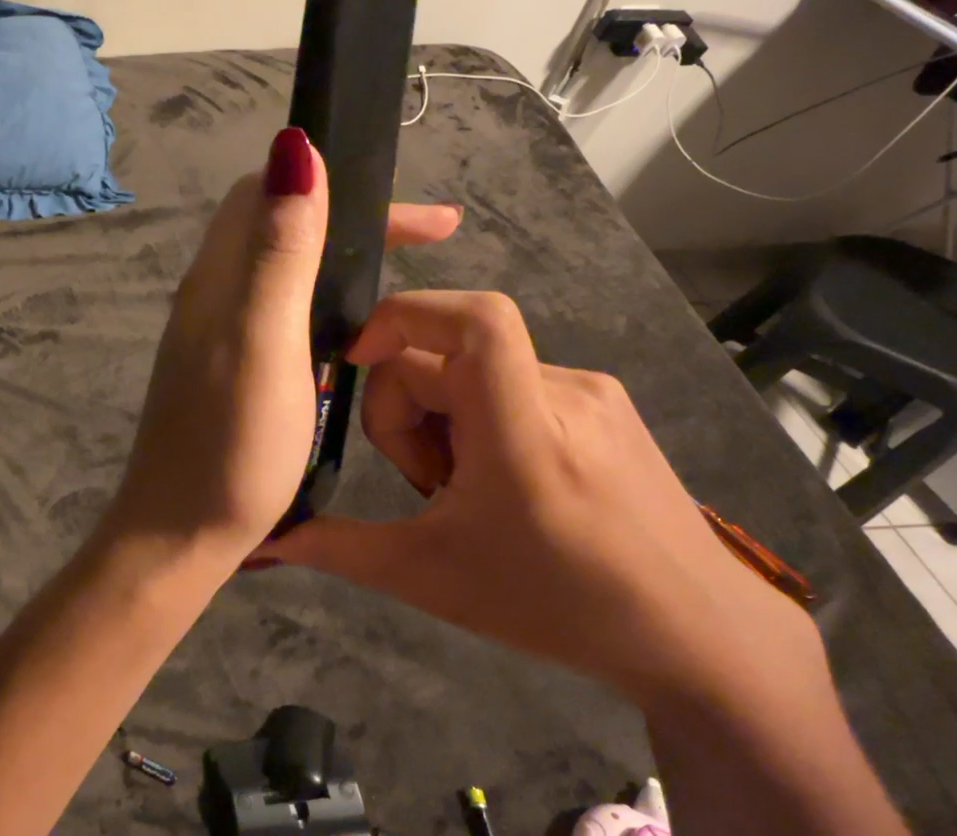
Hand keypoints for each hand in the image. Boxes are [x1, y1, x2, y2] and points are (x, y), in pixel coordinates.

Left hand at [102, 128, 460, 565]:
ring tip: (402, 287)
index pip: (267, 193)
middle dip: (351, 221)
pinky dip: (324, 307)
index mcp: (218, 279)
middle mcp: (210, 297)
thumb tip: (292, 148)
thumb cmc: (231, 443)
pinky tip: (352, 341)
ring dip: (340, 263)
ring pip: (280, 273)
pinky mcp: (226, 373)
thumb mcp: (264, 339)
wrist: (180, 534)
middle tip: (431, 240)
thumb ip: (280, 249)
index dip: (338, 184)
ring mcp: (215, 337)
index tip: (423, 218)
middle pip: (277, 227)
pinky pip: (279, 316)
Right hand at [263, 290, 819, 704]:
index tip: (360, 362)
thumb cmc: (558, 605)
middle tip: (421, 483)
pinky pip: (515, 385)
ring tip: (460, 491)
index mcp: (524, 427)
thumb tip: (256, 544)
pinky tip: (496, 483)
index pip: (470, 318)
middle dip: (406, 408)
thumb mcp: (428, 576)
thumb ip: (336, 548)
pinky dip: (480, 419)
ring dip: (442, 418)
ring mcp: (593, 395)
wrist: (700, 640)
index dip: (402, 317)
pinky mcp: (609, 408)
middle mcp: (564, 390)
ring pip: (476, 372)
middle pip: (445, 355)